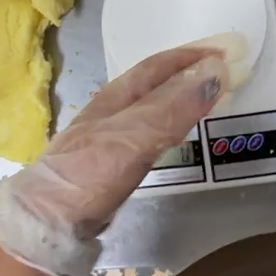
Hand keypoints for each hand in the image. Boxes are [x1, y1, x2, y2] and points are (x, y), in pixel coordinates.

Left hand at [0, 44, 230, 275]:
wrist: (48, 223)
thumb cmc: (89, 175)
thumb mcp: (135, 136)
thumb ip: (174, 106)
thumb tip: (215, 71)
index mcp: (115, 97)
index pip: (159, 66)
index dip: (193, 56)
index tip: (228, 52)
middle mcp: (111, 111)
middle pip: (156, 83)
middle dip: (191, 73)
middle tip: (227, 72)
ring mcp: (108, 137)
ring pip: (153, 106)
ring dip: (182, 97)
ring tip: (210, 98)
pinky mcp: (109, 163)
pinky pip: (149, 131)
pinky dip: (172, 123)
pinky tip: (176, 135)